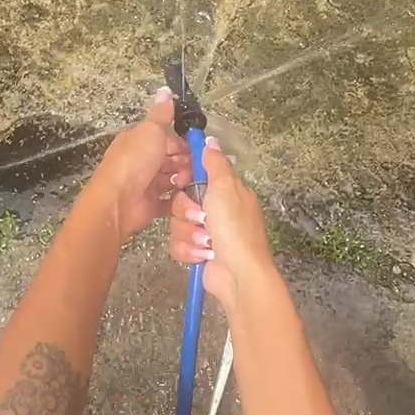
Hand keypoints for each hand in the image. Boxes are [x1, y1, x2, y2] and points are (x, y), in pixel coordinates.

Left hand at [81, 88, 191, 238]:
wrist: (118, 201)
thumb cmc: (133, 163)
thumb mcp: (150, 131)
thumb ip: (161, 114)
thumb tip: (166, 90)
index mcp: (138, 141)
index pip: (167, 139)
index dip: (183, 143)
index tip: (197, 147)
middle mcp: (141, 162)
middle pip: (172, 159)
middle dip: (186, 163)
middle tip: (194, 168)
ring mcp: (145, 184)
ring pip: (173, 179)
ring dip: (184, 180)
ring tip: (186, 183)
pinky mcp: (150, 204)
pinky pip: (170, 200)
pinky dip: (179, 199)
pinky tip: (186, 197)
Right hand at [168, 138, 275, 312]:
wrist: (238, 273)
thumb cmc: (235, 228)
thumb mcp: (226, 187)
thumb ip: (215, 163)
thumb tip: (211, 141)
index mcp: (226, 192)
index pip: (195, 177)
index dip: (186, 181)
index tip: (183, 184)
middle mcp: (216, 211)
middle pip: (181, 201)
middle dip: (187, 213)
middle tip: (203, 219)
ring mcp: (206, 233)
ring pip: (176, 224)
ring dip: (189, 234)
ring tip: (206, 243)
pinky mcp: (197, 252)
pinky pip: (177, 245)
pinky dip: (188, 251)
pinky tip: (202, 256)